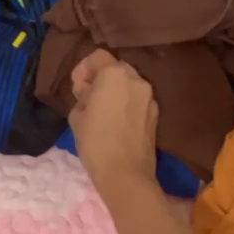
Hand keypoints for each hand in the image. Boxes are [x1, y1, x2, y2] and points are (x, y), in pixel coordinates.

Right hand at [68, 49, 159, 195]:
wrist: (127, 176)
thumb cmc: (96, 141)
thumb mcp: (77, 115)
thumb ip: (82, 96)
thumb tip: (89, 94)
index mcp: (115, 74)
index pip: (98, 56)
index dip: (83, 68)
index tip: (77, 87)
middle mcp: (136, 80)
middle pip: (115, 68)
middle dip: (100, 78)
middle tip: (88, 97)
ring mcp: (149, 97)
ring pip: (128, 84)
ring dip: (115, 90)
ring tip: (102, 109)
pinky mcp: (156, 115)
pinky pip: (137, 99)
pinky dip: (126, 102)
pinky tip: (116, 120)